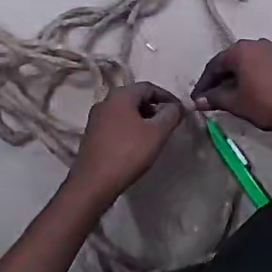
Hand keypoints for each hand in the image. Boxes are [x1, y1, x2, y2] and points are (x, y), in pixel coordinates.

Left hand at [69, 82, 182, 200]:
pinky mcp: (91, 135)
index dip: (167, 96)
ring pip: (125, 111)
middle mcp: (105, 102)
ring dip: (142, 118)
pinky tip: (137, 144)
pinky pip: (115, 124)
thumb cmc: (128, 153)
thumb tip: (178, 106)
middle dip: (155, 107)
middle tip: (168, 122)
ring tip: (155, 134)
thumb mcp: (157, 133)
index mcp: (120, 96)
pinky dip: (130, 128)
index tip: (179, 110)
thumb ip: (171, 115)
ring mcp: (95, 119)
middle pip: (135, 97)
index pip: (148, 87)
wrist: (93, 184)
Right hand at [191, 39, 271, 137]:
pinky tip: (256, 90)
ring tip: (235, 94)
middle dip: (222, 79)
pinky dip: (257, 76)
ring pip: (251, 62)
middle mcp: (257, 43)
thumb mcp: (236, 103)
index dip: (204, 84)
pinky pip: (266, 65)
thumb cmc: (266, 103)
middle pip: (233, 61)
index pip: (214, 66)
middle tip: (214, 97)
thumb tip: (198, 101)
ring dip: (240, 77)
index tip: (198, 99)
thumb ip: (215, 98)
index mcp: (240, 50)